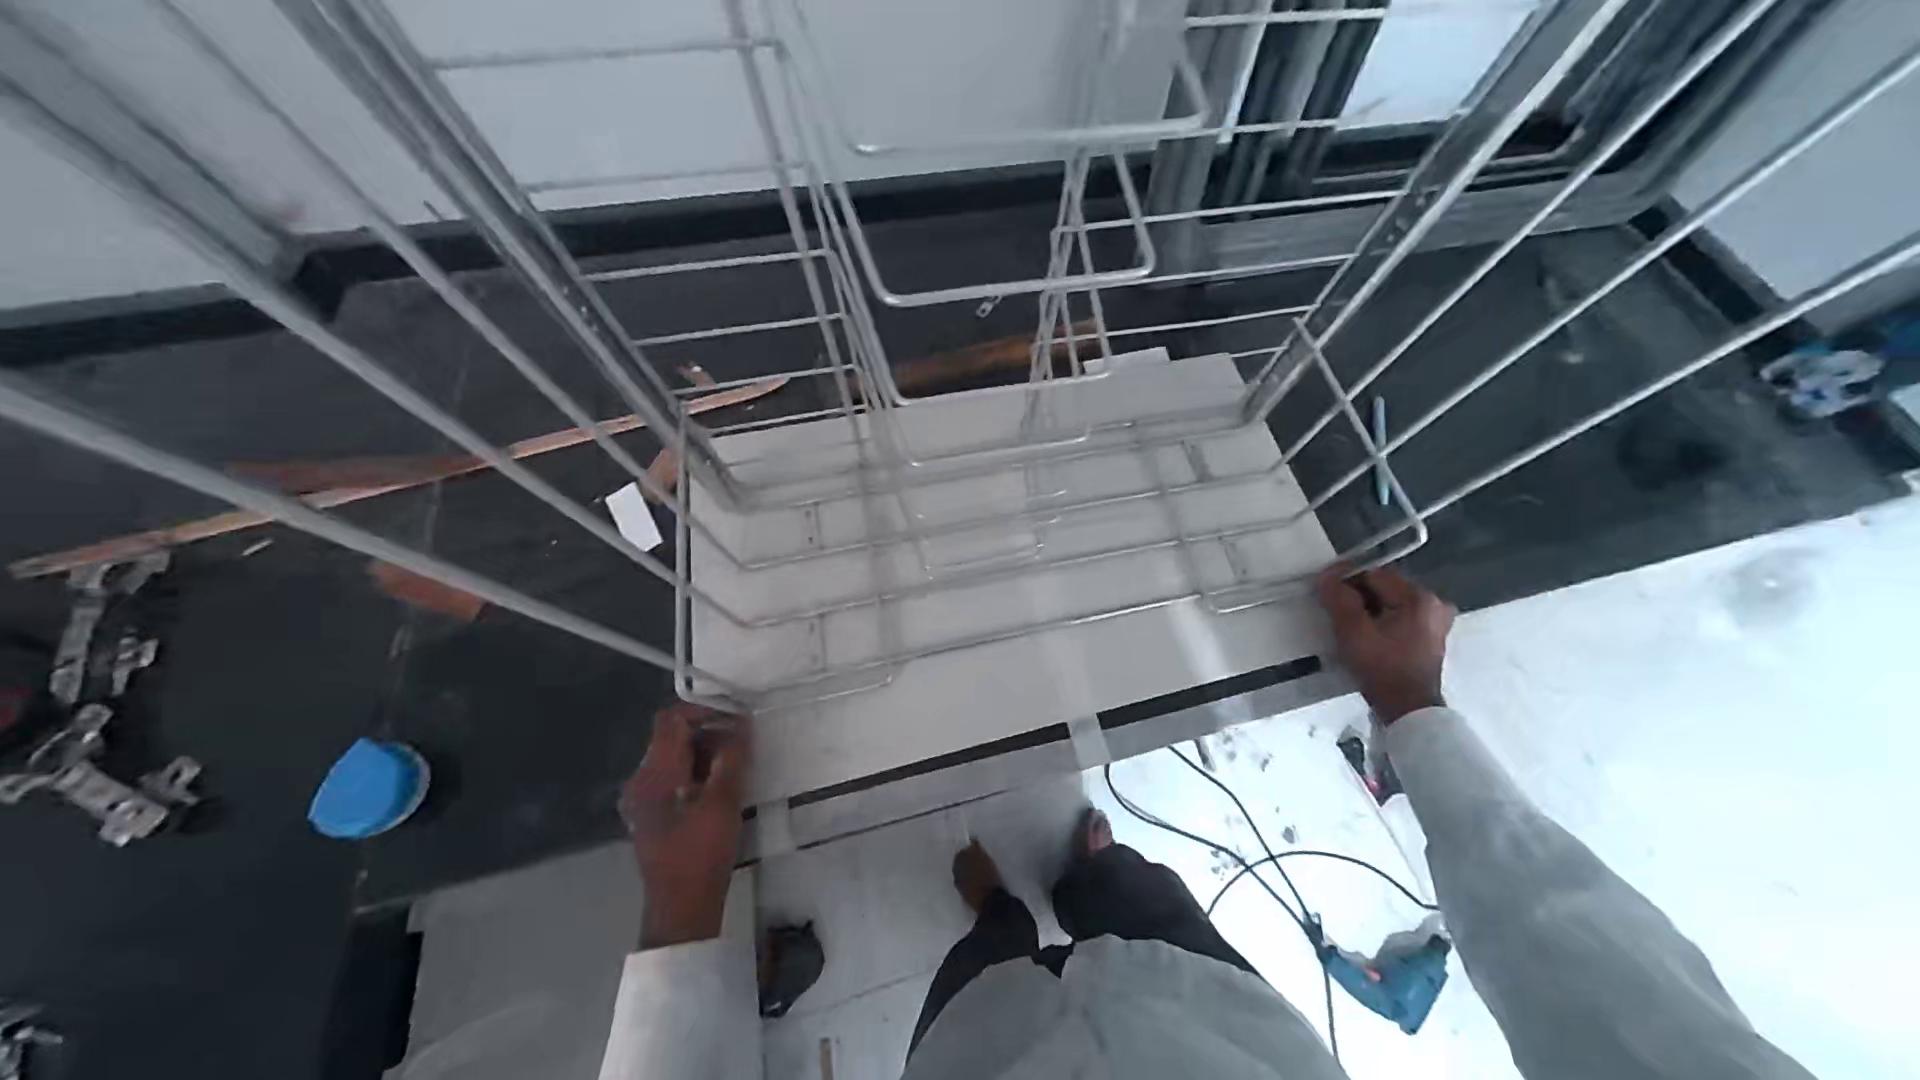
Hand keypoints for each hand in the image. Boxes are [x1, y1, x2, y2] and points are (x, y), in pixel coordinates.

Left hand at [620, 702, 749, 948]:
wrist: (681, 909)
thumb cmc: (701, 852)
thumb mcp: (724, 800)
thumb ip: (732, 756)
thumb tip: (741, 722)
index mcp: (653, 773)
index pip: (671, 719)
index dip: (703, 710)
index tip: (735, 718)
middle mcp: (641, 780)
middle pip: (672, 737)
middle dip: (709, 733)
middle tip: (743, 742)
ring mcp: (644, 800)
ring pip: (676, 758)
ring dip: (707, 753)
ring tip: (738, 763)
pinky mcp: (653, 815)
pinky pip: (675, 778)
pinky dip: (699, 772)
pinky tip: (723, 786)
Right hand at [1315, 564, 1455, 723]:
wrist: (1408, 709)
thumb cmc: (1381, 669)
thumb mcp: (1353, 632)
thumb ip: (1339, 599)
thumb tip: (1328, 575)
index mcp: (1419, 598)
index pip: (1374, 573)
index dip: (1345, 577)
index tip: (1322, 586)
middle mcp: (1433, 603)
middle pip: (1383, 585)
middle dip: (1355, 591)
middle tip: (1330, 604)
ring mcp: (1434, 619)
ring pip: (1389, 599)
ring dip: (1364, 604)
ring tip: (1343, 618)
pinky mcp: (1429, 633)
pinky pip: (1397, 613)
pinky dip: (1377, 616)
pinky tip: (1362, 629)